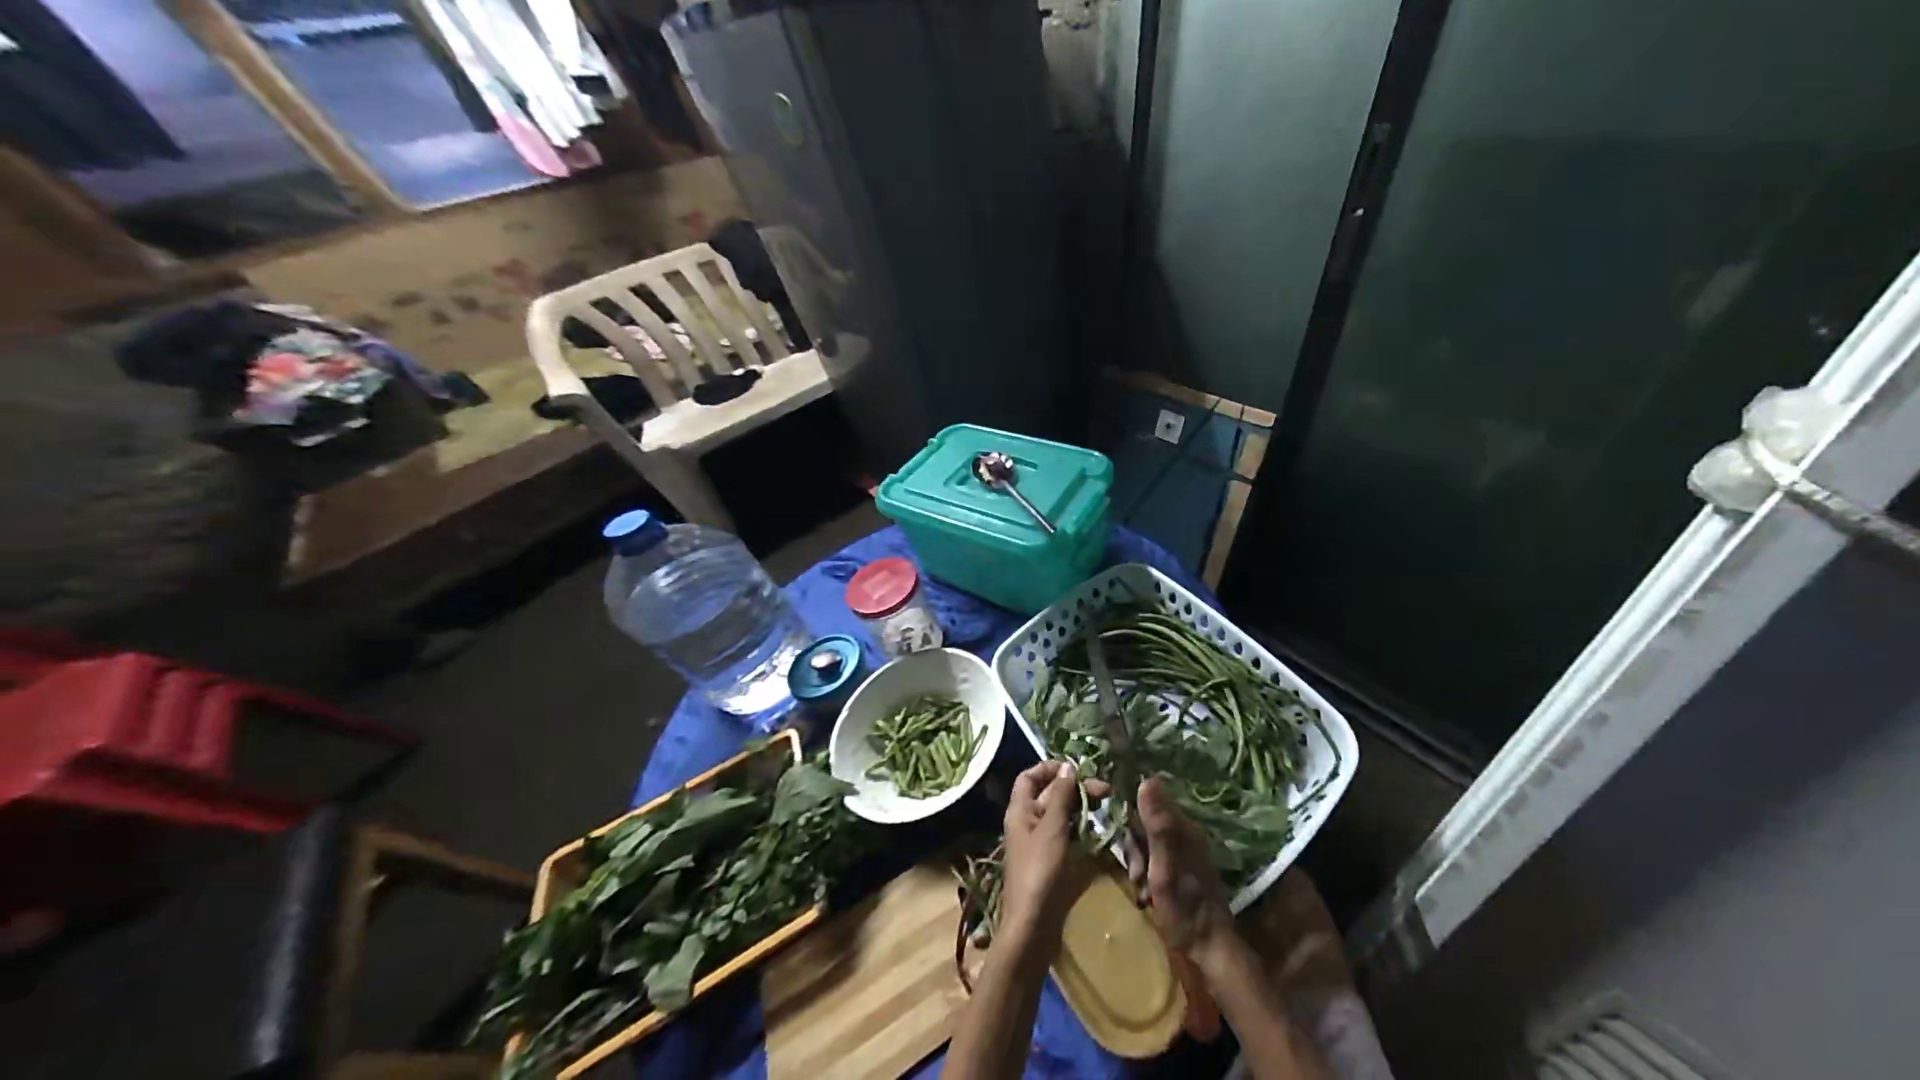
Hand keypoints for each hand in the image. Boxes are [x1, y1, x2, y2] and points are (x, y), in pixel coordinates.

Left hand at [999, 760, 1108, 941]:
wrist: (1033, 925)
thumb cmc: (1039, 871)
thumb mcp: (1052, 828)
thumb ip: (1060, 796)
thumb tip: (1067, 767)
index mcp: (1020, 810)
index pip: (1029, 777)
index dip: (1049, 768)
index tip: (1077, 769)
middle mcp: (1026, 822)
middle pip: (1048, 794)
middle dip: (1074, 788)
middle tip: (1105, 791)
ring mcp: (1039, 843)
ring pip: (1059, 815)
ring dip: (1080, 808)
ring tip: (1105, 806)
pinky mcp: (1050, 861)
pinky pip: (1065, 836)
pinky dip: (1081, 829)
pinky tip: (1099, 831)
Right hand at [1129, 776, 1236, 968]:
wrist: (1208, 951)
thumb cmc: (1185, 907)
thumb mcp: (1164, 864)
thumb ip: (1157, 824)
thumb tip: (1147, 779)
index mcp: (1182, 828)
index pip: (1147, 800)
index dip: (1128, 812)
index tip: (1119, 833)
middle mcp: (1182, 835)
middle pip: (1142, 825)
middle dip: (1132, 848)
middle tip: (1137, 873)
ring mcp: (1180, 855)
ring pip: (1143, 846)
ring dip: (1137, 866)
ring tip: (1143, 890)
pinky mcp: (1177, 872)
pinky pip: (1150, 863)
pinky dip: (1144, 878)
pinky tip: (1148, 896)